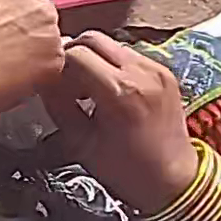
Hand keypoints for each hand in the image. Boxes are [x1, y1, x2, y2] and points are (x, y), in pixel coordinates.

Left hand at [0, 0, 64, 115]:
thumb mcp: (8, 98)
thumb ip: (24, 78)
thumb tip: (15, 70)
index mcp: (54, 59)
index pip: (50, 54)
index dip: (29, 55)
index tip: (12, 58)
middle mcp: (47, 22)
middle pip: (39, 20)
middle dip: (21, 28)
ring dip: (4, 8)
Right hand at [40, 31, 197, 211]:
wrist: (176, 181)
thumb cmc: (126, 170)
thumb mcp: (80, 142)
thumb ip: (58, 104)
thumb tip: (44, 78)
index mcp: (119, 91)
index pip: (75, 54)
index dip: (57, 66)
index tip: (51, 83)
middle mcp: (141, 72)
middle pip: (92, 39)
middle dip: (72, 54)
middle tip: (65, 80)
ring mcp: (156, 68)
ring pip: (110, 44)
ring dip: (92, 58)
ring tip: (86, 88)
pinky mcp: (164, 71)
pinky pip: (128, 55)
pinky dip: (111, 65)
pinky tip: (107, 90)